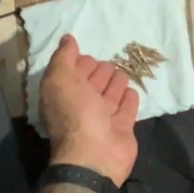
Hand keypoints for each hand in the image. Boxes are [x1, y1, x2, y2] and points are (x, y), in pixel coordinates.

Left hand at [41, 34, 139, 184]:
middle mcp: (81, 107)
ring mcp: (103, 119)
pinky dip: (129, 99)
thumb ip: (63, 58)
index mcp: (63, 96)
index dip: (77, 64)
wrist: (95, 153)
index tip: (86, 53)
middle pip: (91, 85)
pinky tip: (132, 90)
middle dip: (98, 72)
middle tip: (107, 62)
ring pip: (110, 96)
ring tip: (122, 71)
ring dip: (115, 83)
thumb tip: (68, 38)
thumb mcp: (60, 80)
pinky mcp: (122, 128)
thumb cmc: (75, 114)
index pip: (70, 75)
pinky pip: (126, 109)